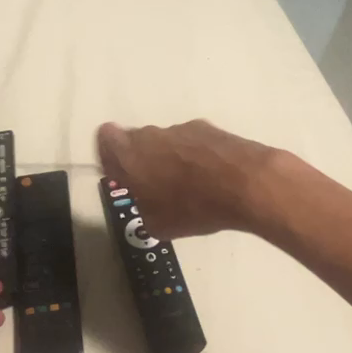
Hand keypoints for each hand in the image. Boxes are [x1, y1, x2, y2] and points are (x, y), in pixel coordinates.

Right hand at [96, 119, 295, 238]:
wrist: (245, 184)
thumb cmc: (191, 207)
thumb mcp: (157, 225)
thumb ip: (145, 207)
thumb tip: (151, 203)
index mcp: (129, 154)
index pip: (106, 139)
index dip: (113, 156)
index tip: (126, 176)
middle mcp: (150, 134)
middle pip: (138, 141)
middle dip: (146, 161)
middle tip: (160, 188)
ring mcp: (181, 128)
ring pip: (167, 142)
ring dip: (174, 159)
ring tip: (193, 187)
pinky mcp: (209, 128)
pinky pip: (194, 143)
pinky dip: (198, 157)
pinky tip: (214, 179)